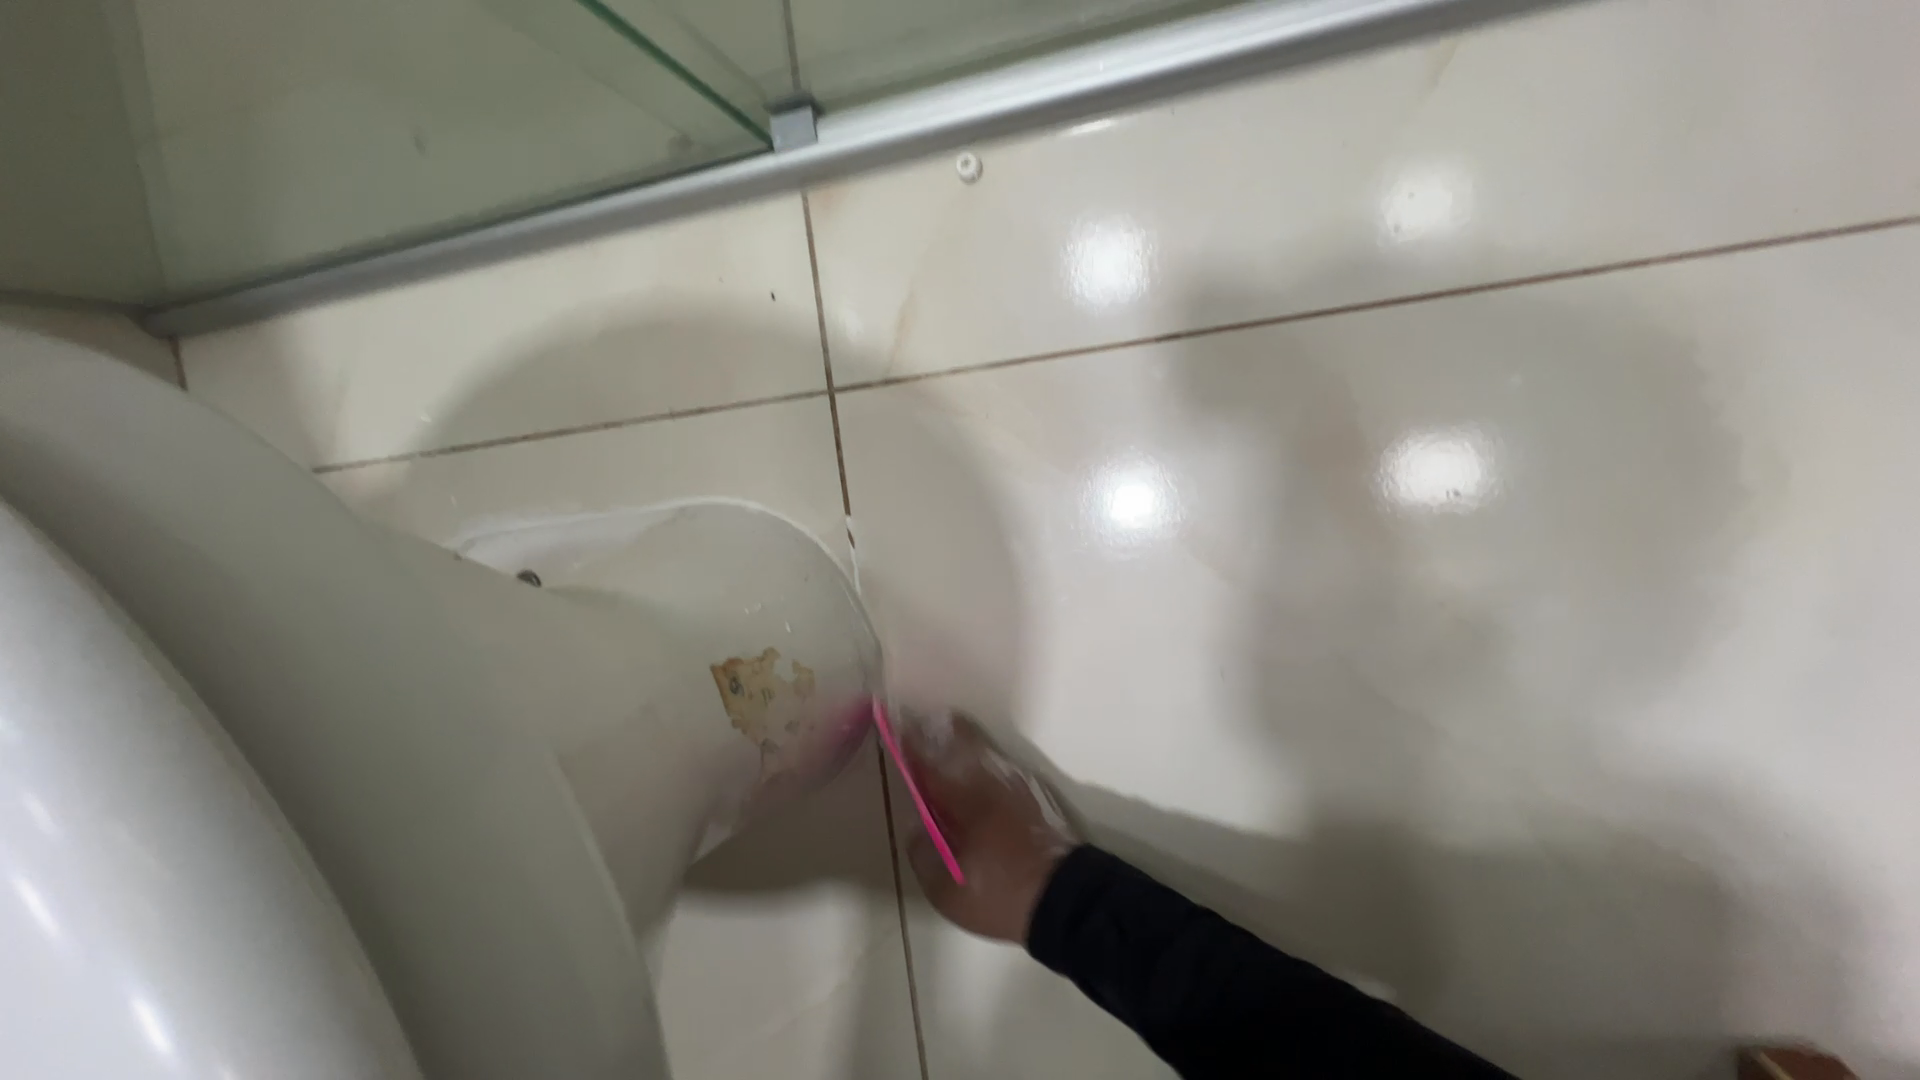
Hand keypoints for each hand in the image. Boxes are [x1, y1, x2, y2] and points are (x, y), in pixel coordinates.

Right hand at [901, 711, 1079, 944]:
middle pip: (958, 740)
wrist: (1065, 898)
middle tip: (915, 720)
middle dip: (934, 728)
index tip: (894, 725)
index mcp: (963, 798)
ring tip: (940, 731)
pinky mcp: (1032, 791)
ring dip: (957, 736)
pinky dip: (978, 753)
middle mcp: (988, 780)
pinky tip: (972, 761)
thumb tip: (916, 826)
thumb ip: (924, 854)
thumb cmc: (1000, 894)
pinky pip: (996, 760)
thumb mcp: (948, 890)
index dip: (910, 741)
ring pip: (980, 746)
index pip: (929, 759)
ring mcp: (1014, 782)